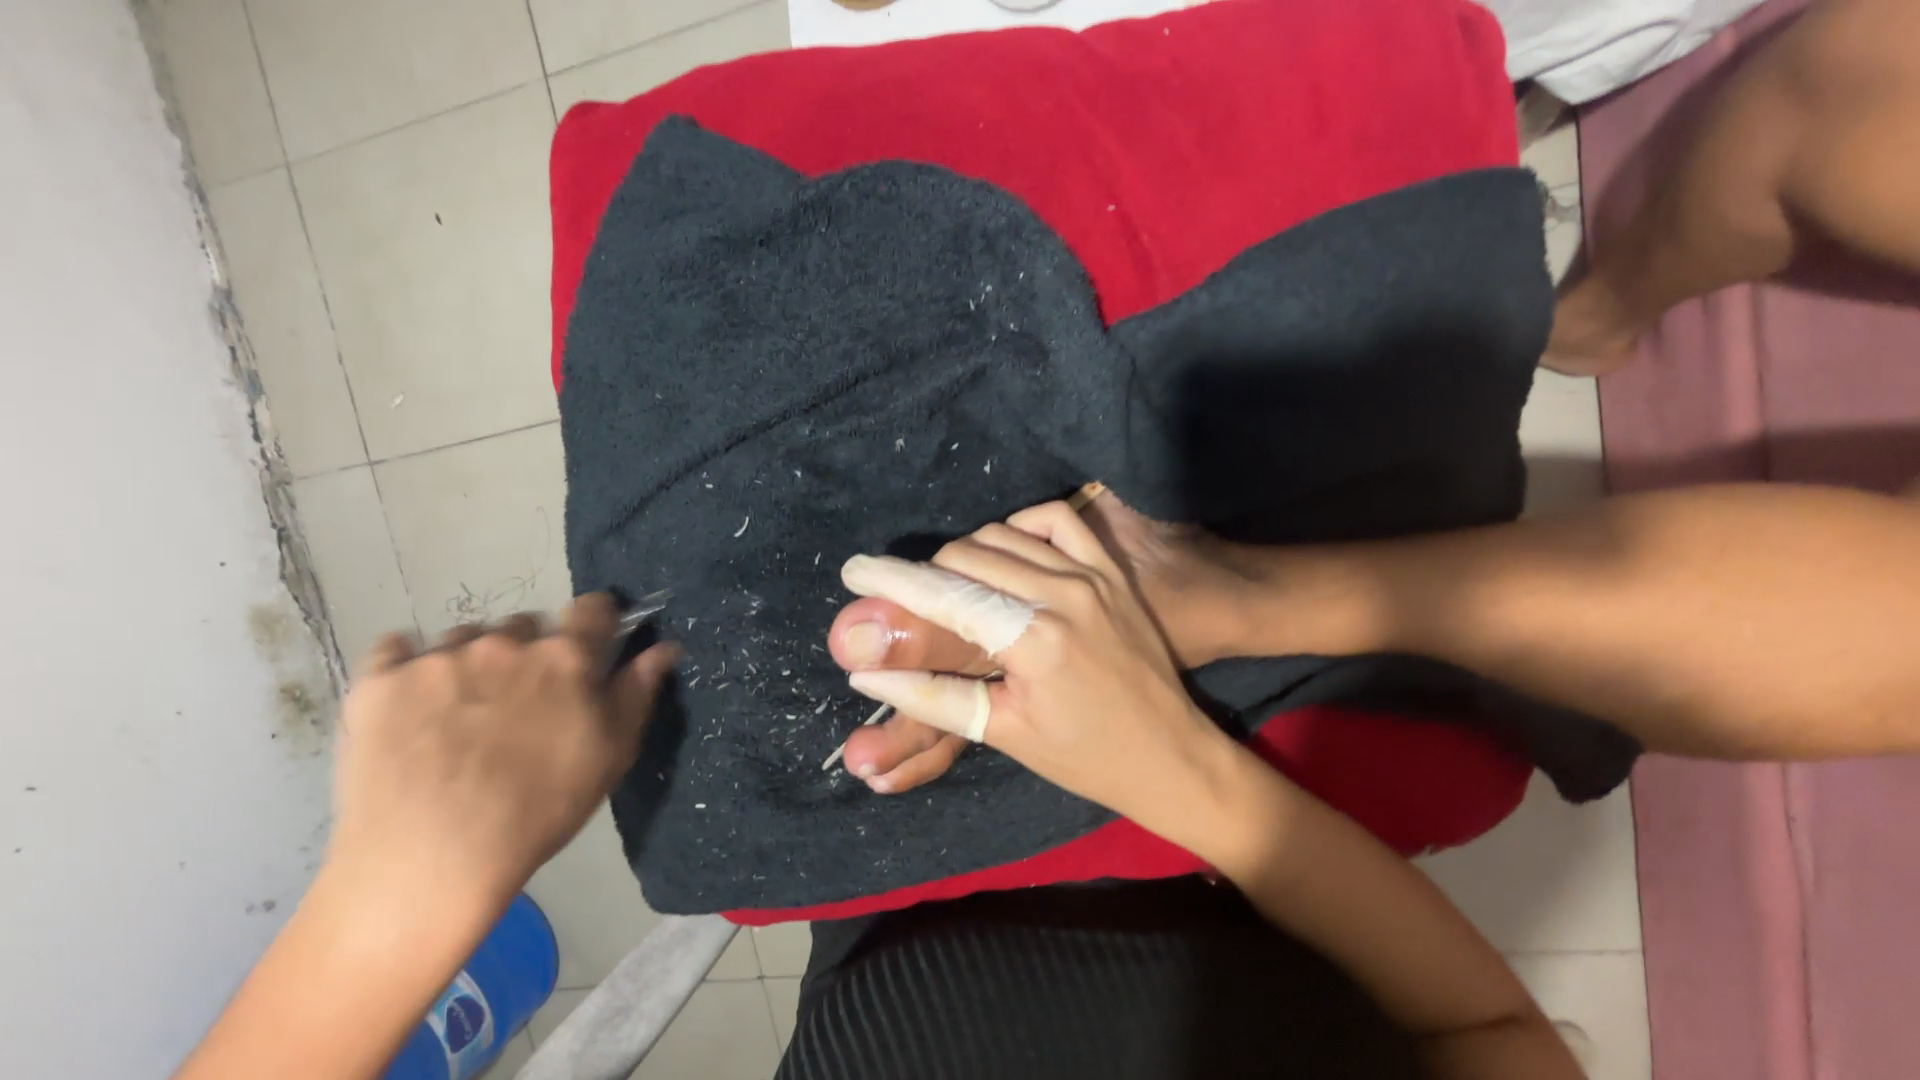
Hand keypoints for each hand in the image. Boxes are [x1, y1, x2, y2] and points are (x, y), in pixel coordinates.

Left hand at [328, 594, 678, 911]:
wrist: (431, 861)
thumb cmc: (537, 812)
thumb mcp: (610, 757)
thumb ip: (636, 693)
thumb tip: (664, 647)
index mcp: (567, 658)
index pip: (593, 609)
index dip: (595, 623)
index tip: (589, 646)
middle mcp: (506, 642)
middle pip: (525, 626)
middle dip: (527, 654)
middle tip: (516, 705)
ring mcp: (439, 657)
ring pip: (464, 638)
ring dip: (470, 663)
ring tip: (458, 716)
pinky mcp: (380, 679)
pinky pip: (397, 649)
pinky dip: (408, 668)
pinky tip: (411, 707)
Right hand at [839, 503, 1239, 828]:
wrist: (1169, 754)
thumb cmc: (1083, 757)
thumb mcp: (1003, 731)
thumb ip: (932, 695)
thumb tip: (864, 672)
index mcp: (1034, 639)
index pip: (946, 594)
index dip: (893, 580)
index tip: (854, 570)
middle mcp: (1063, 593)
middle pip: (967, 557)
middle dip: (927, 575)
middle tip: (910, 605)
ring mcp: (1092, 575)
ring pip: (1004, 536)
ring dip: (967, 554)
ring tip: (954, 589)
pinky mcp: (1110, 570)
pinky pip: (1056, 520)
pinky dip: (1020, 526)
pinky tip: (1006, 554)